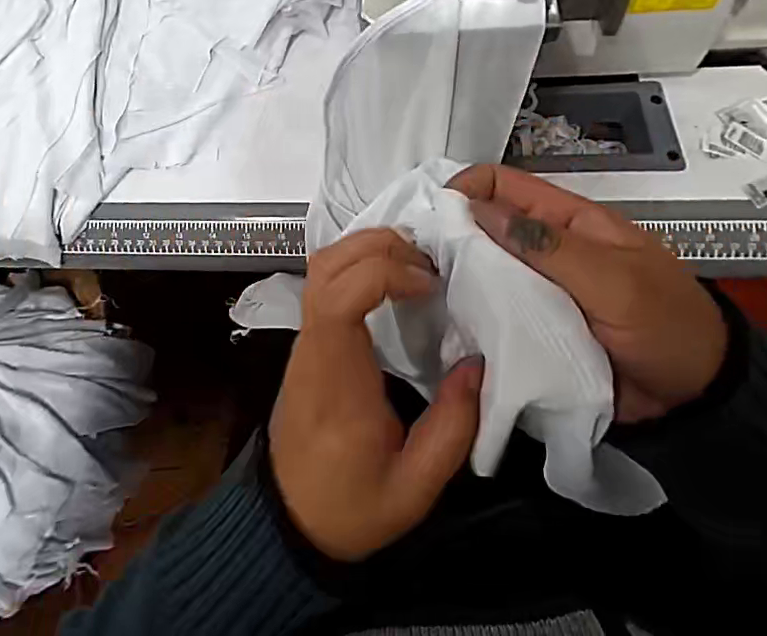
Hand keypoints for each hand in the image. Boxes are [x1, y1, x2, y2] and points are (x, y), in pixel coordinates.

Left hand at [270, 228, 483, 561]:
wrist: (288, 520)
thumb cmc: (348, 505)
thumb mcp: (414, 487)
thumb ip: (452, 427)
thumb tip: (478, 364)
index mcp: (334, 377)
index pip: (338, 296)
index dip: (383, 272)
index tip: (428, 285)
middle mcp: (312, 346)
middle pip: (327, 264)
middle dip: (380, 246)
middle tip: (429, 267)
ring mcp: (305, 339)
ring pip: (323, 265)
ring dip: (369, 249)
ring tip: (416, 267)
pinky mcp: (309, 340)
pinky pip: (326, 280)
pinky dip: (360, 263)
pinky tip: (394, 279)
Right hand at [448, 164, 726, 422]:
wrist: (697, 398)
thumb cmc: (666, 325)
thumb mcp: (613, 280)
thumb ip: (549, 246)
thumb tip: (479, 210)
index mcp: (567, 220)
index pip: (503, 184)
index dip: (465, 190)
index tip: (432, 218)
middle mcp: (545, 248)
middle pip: (485, 227)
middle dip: (450, 238)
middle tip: (418, 262)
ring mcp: (538, 289)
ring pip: (484, 272)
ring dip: (458, 280)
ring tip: (426, 296)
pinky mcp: (534, 327)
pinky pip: (494, 313)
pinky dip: (474, 316)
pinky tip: (451, 328)